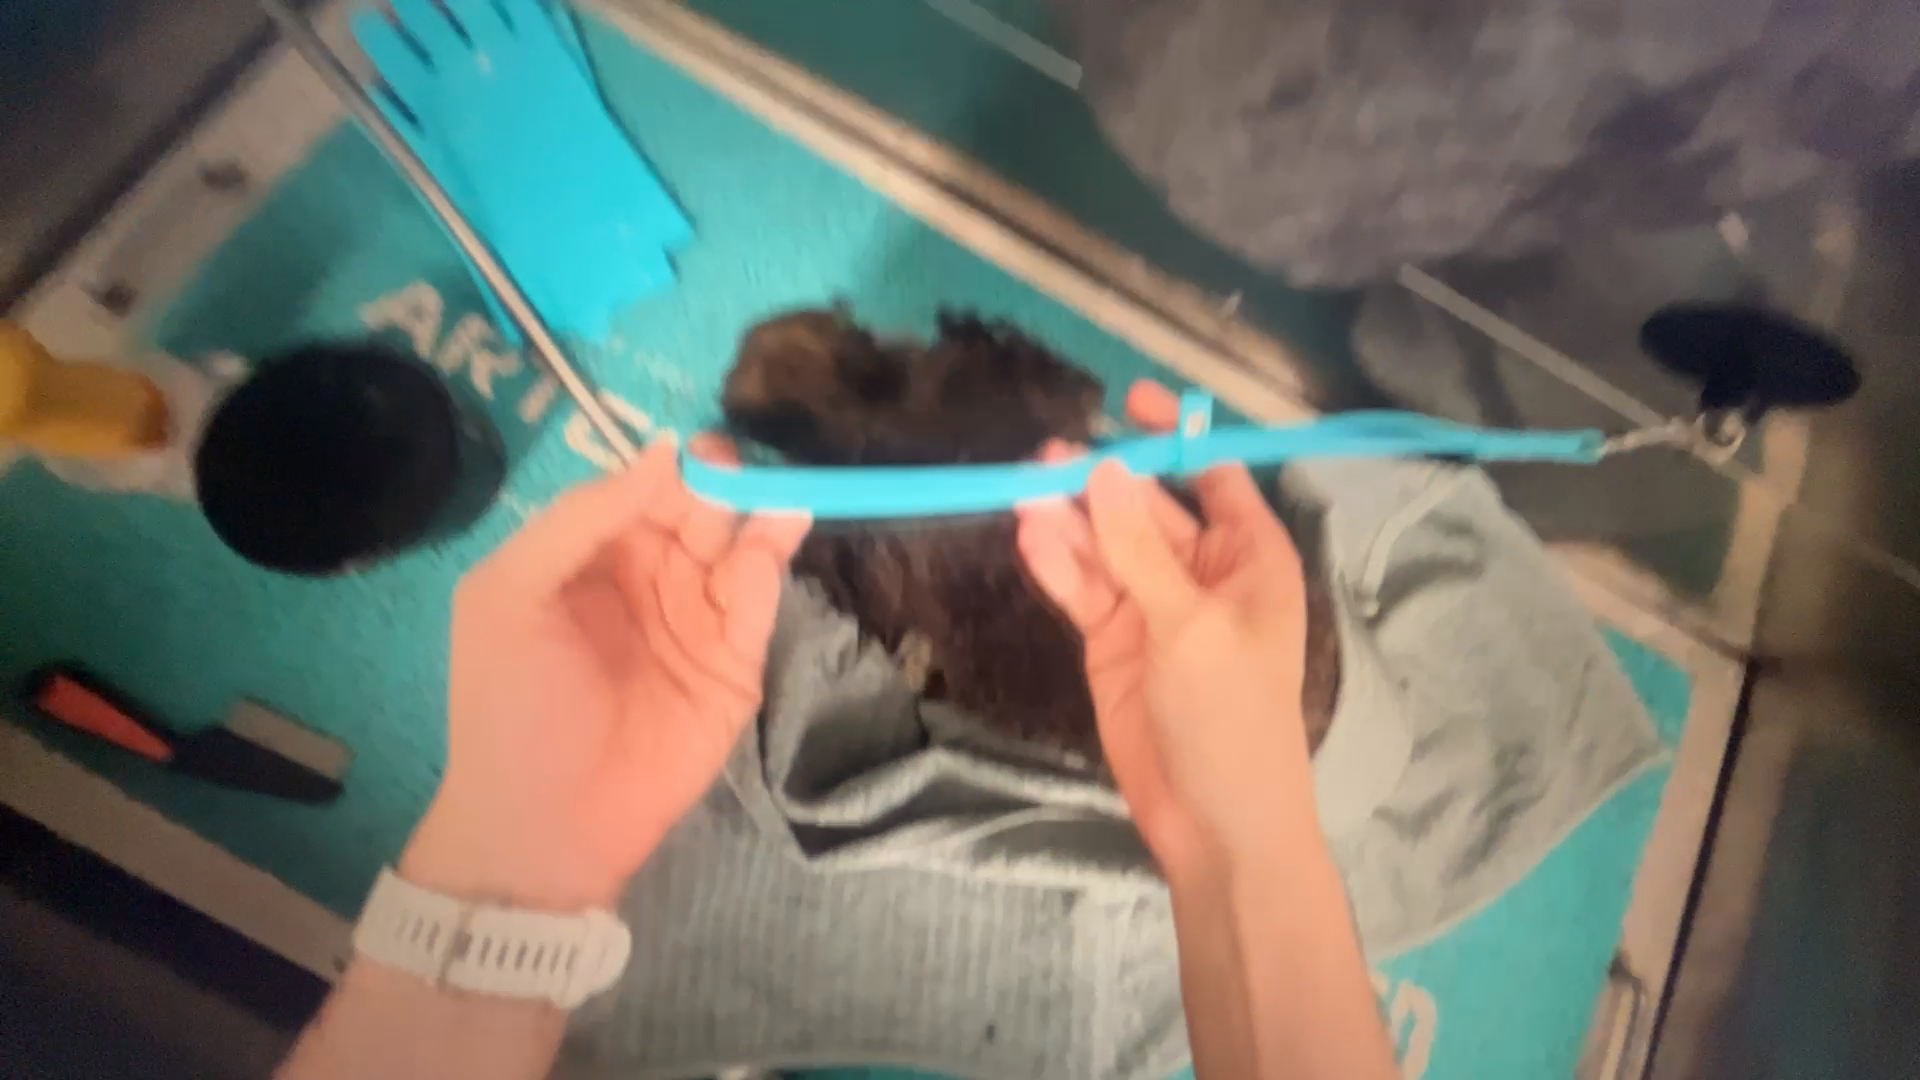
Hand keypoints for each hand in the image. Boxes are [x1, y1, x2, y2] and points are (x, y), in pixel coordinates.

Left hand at [402, 436, 808, 908]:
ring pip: (741, 545)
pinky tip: (781, 530)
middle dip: (722, 484)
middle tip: (740, 472)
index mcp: (596, 553)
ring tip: (776, 495)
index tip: (700, 453)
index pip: (647, 489)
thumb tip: (663, 452)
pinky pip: (759, 595)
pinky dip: (773, 560)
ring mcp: (701, 614)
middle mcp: (654, 573)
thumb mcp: (510, 593)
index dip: (674, 467)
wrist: (553, 818)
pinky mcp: (739, 653)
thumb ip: (581, 518)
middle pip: (702, 508)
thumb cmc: (514, 700)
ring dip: (760, 513)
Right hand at [1016, 381, 1315, 874]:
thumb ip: (1140, 549)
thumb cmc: (1229, 714)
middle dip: (1099, 483)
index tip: (1129, 402)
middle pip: (1142, 508)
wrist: (1211, 819)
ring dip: (1068, 521)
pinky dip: (1057, 565)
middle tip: (1045, 458)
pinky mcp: (1110, 637)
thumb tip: (1106, 470)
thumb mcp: (1190, 625)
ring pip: (1103, 546)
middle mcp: (1198, 570)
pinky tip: (1028, 537)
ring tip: (1023, 491)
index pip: (1212, 475)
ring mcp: (1150, 604)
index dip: (1175, 437)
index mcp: (1247, 556)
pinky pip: (1081, 588)